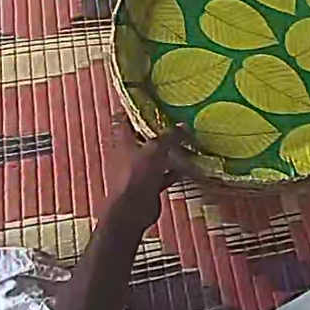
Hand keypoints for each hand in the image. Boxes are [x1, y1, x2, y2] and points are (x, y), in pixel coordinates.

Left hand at [103, 116, 183, 231]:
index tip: (146, 99)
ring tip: (183, 139)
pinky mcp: (147, 185)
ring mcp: (137, 170)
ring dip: (166, 150)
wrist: (132, 210)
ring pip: (152, 155)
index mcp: (123, 140)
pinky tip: (187, 166)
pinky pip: (162, 174)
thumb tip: (184, 125)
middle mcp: (128, 153)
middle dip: (154, 128)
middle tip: (172, 118)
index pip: (122, 118)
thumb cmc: (137, 174)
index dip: (131, 108)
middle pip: (140, 136)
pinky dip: (173, 170)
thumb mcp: (156, 149)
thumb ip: (170, 136)